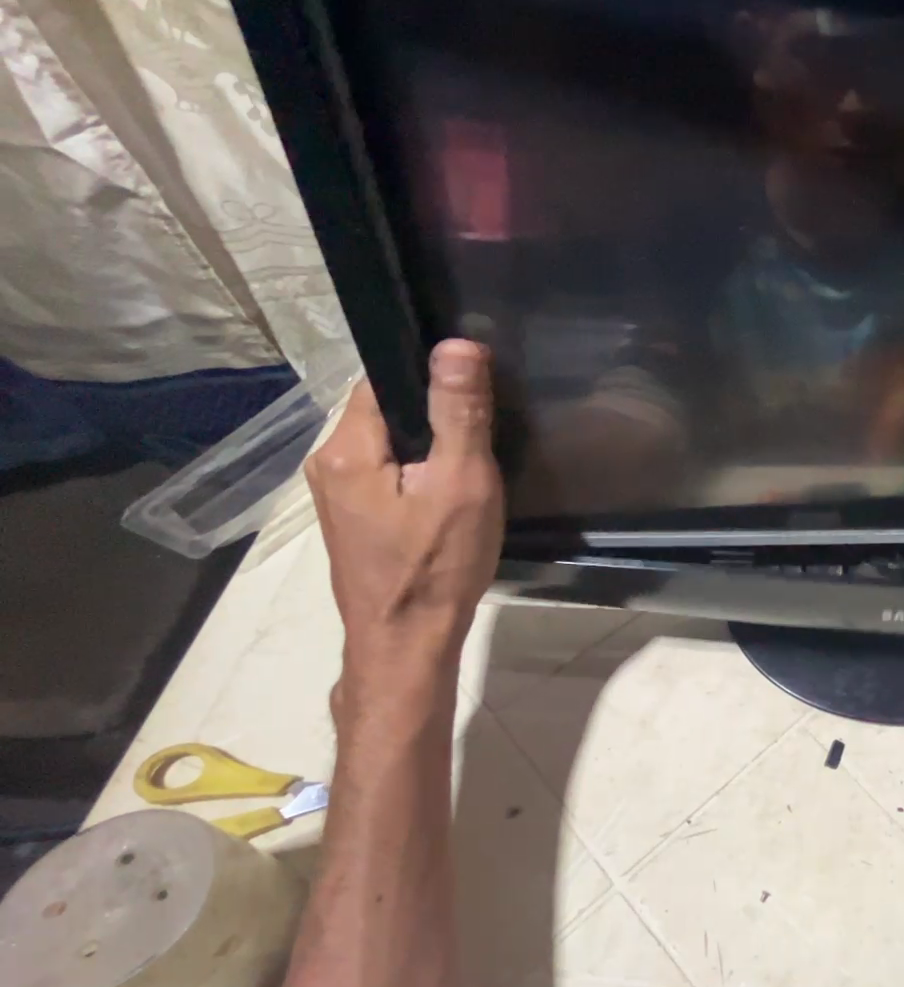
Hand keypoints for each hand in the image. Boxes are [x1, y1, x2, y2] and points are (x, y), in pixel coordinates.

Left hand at [307, 341, 504, 712]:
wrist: (408, 642)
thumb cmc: (437, 563)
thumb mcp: (462, 482)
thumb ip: (459, 413)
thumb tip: (457, 344)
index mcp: (346, 448)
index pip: (385, 379)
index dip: (432, 372)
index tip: (479, 382)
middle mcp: (329, 463)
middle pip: (387, 410)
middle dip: (437, 409)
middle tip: (491, 420)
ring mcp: (339, 494)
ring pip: (392, 443)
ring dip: (433, 442)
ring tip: (480, 452)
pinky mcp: (357, 518)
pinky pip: (391, 470)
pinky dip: (424, 468)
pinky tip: (457, 486)